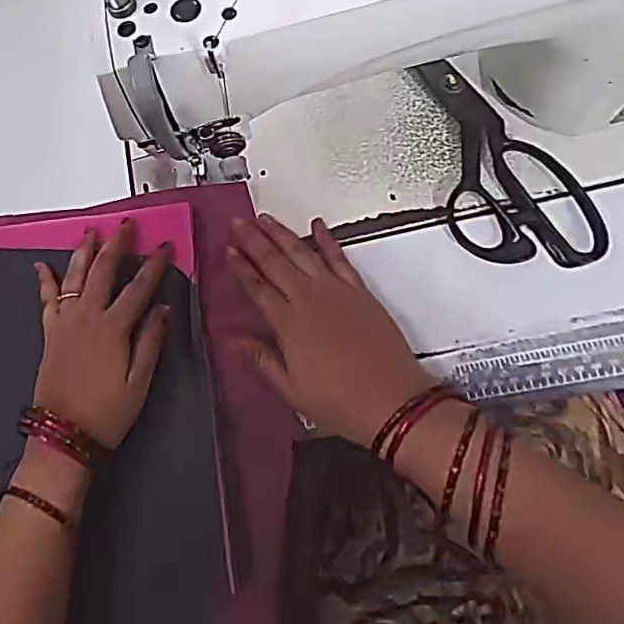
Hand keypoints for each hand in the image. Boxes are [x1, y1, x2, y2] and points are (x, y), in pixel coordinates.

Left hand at [32, 221, 173, 448]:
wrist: (64, 434)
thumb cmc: (107, 413)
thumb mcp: (138, 383)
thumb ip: (151, 342)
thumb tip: (164, 308)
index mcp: (113, 328)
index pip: (138, 287)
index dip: (153, 266)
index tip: (164, 247)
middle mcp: (87, 317)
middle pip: (102, 270)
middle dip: (116, 245)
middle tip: (126, 226)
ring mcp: (65, 322)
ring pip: (74, 276)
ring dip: (83, 252)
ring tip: (90, 233)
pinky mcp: (50, 332)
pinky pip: (47, 299)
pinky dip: (46, 280)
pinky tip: (43, 265)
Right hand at [228, 215, 433, 445]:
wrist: (394, 403)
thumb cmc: (343, 401)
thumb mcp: (292, 389)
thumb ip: (261, 359)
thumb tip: (237, 342)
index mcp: (288, 322)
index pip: (256, 285)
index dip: (240, 266)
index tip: (229, 251)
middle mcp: (309, 299)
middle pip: (273, 260)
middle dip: (253, 239)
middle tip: (239, 224)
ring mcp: (335, 291)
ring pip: (301, 251)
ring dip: (280, 233)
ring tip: (265, 220)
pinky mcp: (359, 292)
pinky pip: (338, 257)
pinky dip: (326, 239)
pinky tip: (317, 226)